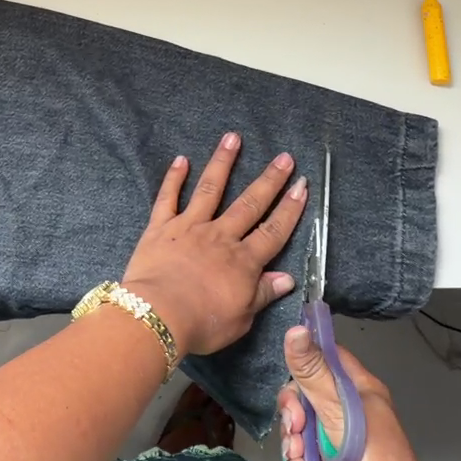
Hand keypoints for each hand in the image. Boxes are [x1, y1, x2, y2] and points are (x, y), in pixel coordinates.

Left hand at [120, 132, 306, 356]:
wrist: (159, 315)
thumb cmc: (202, 323)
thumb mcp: (241, 318)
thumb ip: (262, 294)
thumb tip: (287, 278)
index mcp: (243, 261)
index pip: (273, 231)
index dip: (290, 209)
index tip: (302, 186)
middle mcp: (220, 236)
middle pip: (249, 204)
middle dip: (269, 180)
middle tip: (283, 157)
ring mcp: (190, 226)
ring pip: (210, 188)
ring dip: (223, 162)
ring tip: (233, 137)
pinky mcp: (161, 226)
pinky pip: (168, 197)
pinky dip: (174, 177)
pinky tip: (181, 159)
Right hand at [277, 328, 434, 460]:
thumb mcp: (341, 416)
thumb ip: (314, 374)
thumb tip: (296, 330)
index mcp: (361, 390)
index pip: (327, 356)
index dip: (304, 361)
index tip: (290, 376)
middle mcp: (350, 411)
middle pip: (306, 392)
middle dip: (293, 412)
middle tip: (296, 427)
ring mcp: (339, 439)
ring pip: (300, 423)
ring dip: (292, 441)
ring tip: (299, 459)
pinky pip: (302, 450)